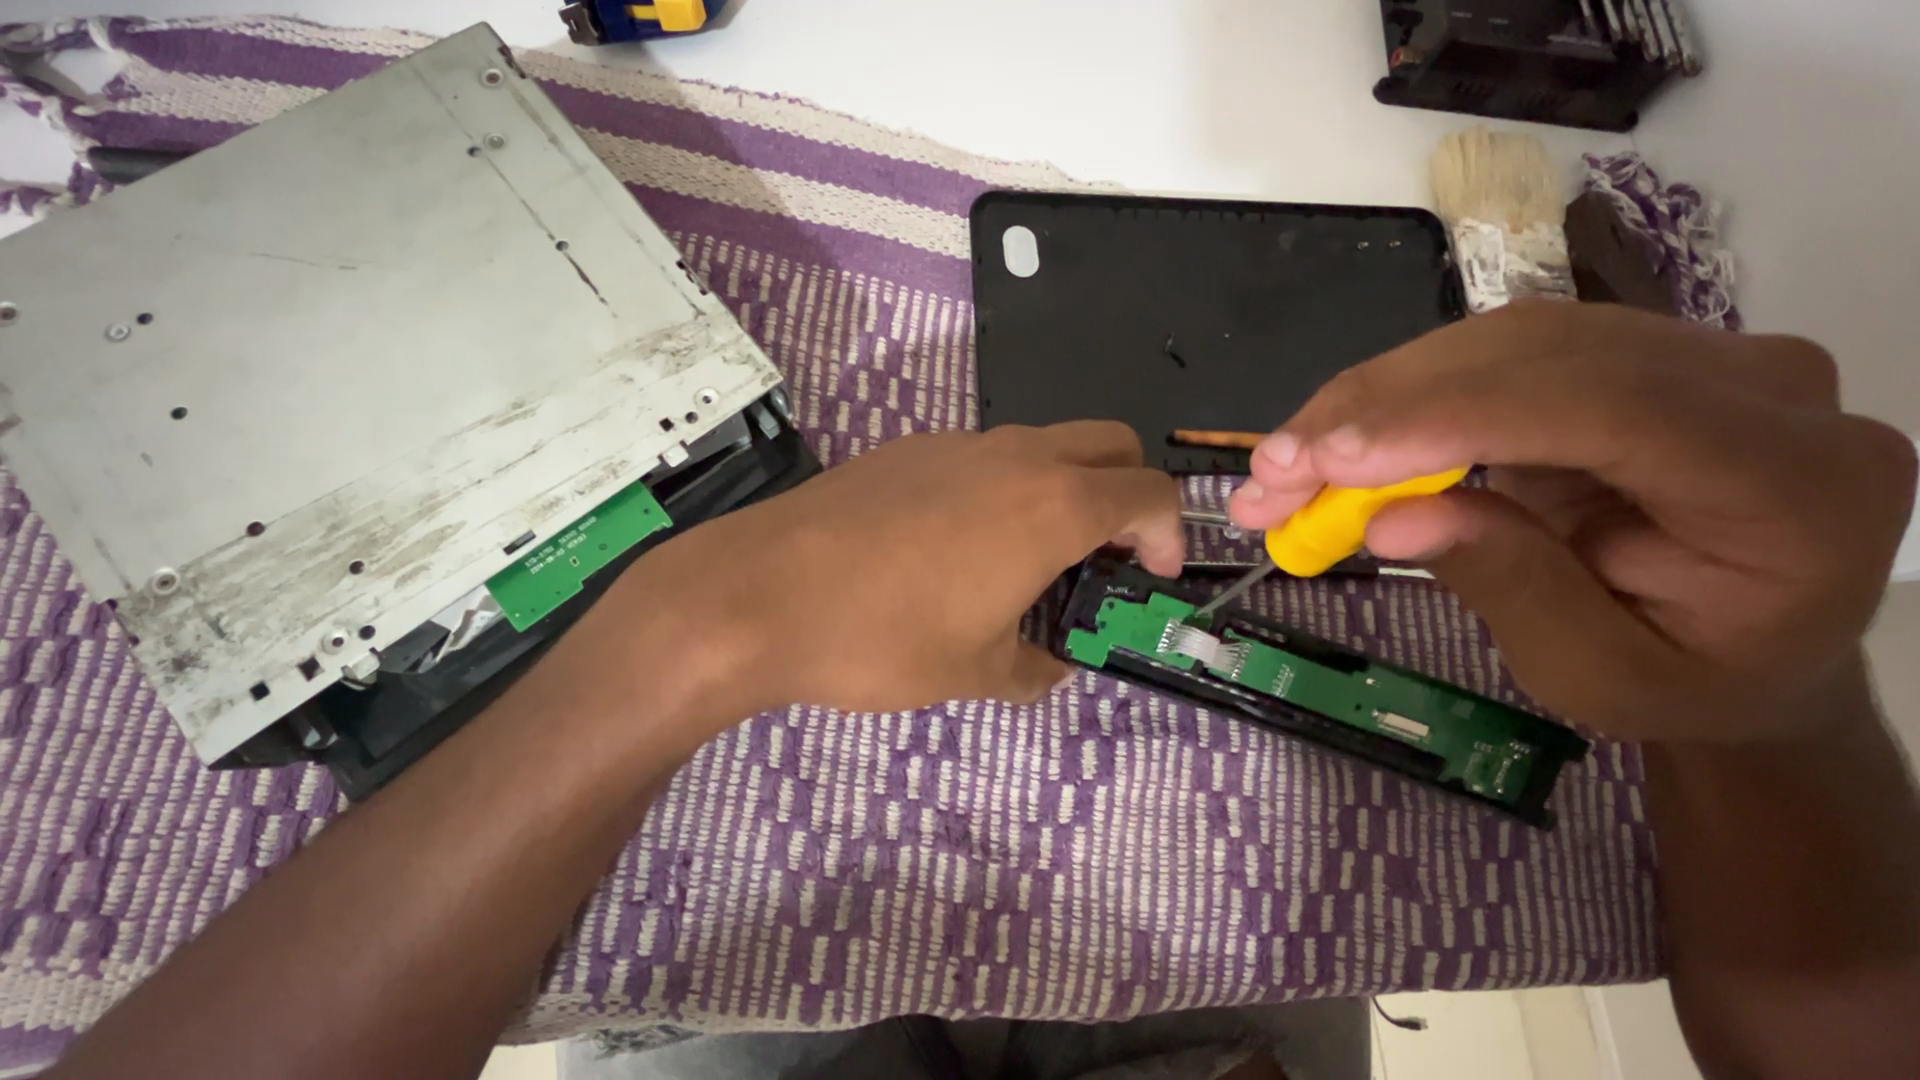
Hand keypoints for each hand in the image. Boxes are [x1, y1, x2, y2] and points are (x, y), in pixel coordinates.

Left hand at [600, 422, 1182, 719]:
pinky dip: (1002, 488)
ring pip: (1042, 445)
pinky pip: (982, 456)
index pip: (1151, 491)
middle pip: (1109, 444)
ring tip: (1025, 561)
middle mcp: (1014, 456)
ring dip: (1061, 488)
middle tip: (1102, 557)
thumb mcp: (976, 673)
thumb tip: (1052, 666)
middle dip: (1128, 494)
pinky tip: (954, 548)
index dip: (1170, 534)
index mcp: (1052, 505)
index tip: (1151, 577)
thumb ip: (1033, 668)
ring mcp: (956, 443)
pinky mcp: (906, 449)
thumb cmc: (882, 639)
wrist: (760, 594)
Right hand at [1228, 302, 1915, 742]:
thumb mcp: (1599, 673)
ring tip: (1278, 466)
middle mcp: (1756, 386)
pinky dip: (1391, 401)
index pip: (1610, 407)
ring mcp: (1687, 357)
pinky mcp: (1615, 359)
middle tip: (1269, 472)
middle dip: (1380, 410)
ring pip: (1494, 342)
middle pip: (1536, 355)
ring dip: (1368, 401)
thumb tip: (1389, 521)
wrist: (1744, 648)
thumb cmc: (1686, 679)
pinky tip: (1329, 443)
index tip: (1329, 461)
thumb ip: (1512, 587)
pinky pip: (1483, 358)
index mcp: (1795, 481)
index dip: (1455, 420)